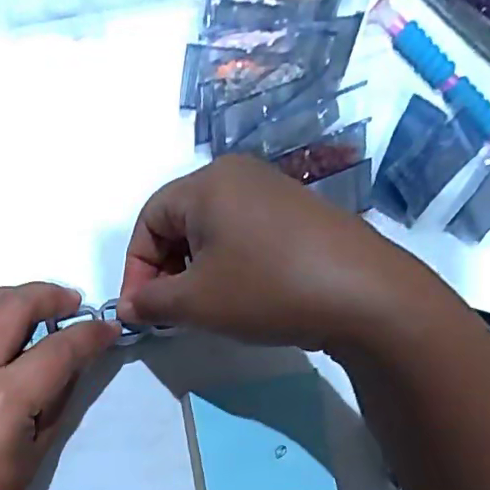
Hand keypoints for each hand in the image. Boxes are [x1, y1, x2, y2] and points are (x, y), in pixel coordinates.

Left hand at [0, 282, 117, 489]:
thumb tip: (73, 360)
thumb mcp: (37, 450)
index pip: (57, 348)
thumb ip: (58, 398)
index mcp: (3, 397)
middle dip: (47, 295)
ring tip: (29, 306)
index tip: (106, 328)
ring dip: (8, 299)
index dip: (89, 334)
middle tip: (68, 301)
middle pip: (12, 306)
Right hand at [117, 155, 473, 355]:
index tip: (140, 309)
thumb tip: (128, 306)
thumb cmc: (264, 289)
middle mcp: (238, 176)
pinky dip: (224, 266)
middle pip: (178, 222)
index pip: (148, 220)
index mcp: (207, 183)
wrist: (362, 295)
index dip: (135, 268)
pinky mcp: (296, 215)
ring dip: (192, 272)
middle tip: (168, 313)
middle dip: (163, 271)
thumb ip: (150, 302)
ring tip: (200, 310)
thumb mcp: (193, 302)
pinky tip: (236, 298)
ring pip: (209, 232)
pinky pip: (241, 236)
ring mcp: (272, 192)